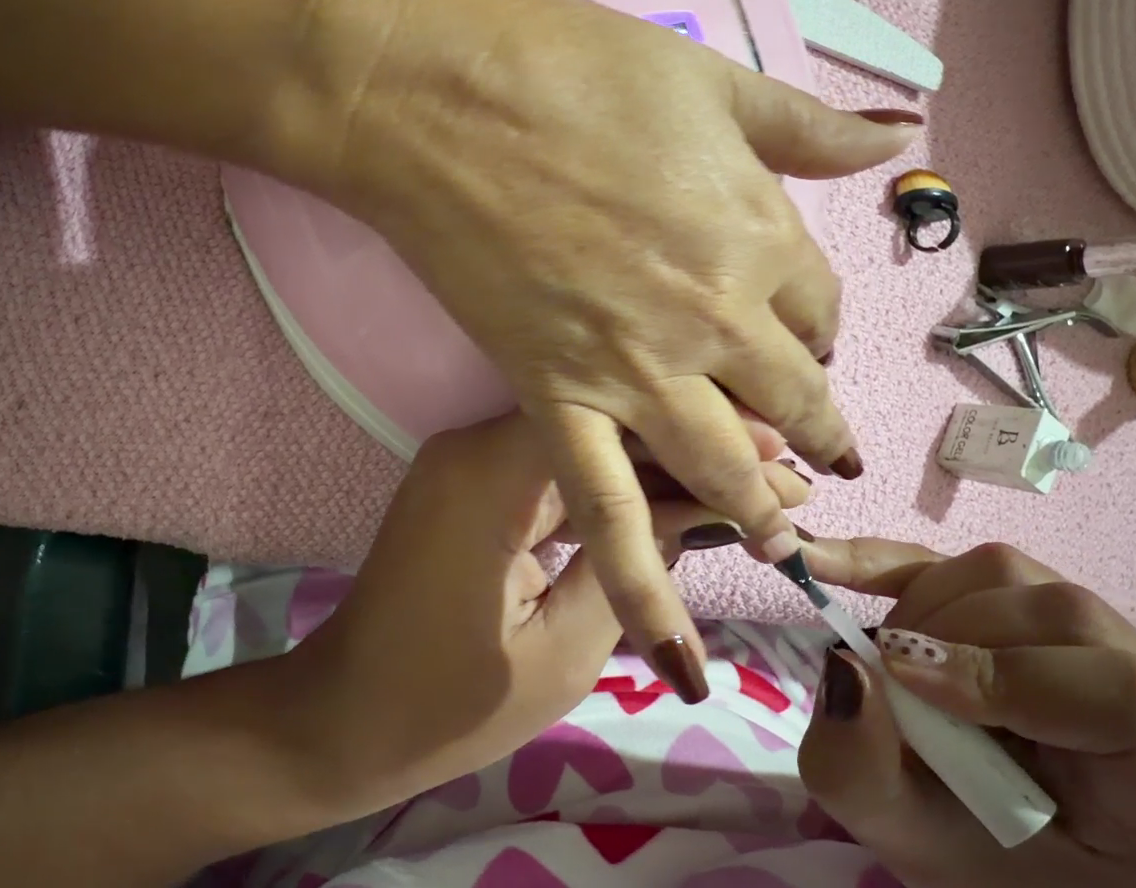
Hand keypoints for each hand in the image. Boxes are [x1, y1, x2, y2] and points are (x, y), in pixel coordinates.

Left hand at [291, 412, 809, 806]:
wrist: (347, 713)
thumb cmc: (453, 700)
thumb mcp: (566, 646)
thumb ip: (641, 569)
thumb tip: (705, 509)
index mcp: (493, 475)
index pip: (622, 423)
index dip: (708, 437)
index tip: (787, 461)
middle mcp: (477, 443)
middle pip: (607, 422)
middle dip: (696, 449)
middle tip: (786, 477)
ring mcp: (469, 458)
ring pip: (588, 440)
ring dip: (662, 465)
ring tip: (750, 486)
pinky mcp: (470, 480)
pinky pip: (558, 465)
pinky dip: (617, 482)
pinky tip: (679, 498)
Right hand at [295, 0, 919, 701]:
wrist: (439, 97)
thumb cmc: (574, 68)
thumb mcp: (710, 79)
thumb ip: (808, 124)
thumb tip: (902, 127)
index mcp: (759, 234)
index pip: (817, 309)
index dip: (811, 325)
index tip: (793, 329)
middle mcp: (716, 320)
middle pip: (790, 397)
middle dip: (809, 423)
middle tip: (810, 446)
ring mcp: (637, 373)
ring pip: (726, 469)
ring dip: (761, 505)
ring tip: (781, 532)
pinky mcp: (557, 403)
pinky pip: (611, 520)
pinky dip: (647, 597)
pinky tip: (684, 664)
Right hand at [796, 541, 1135, 886]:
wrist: (984, 842)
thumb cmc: (968, 858)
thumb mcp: (906, 837)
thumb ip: (864, 770)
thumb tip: (844, 662)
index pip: (1118, 694)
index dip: (1005, 672)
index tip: (906, 683)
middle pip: (1056, 614)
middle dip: (946, 635)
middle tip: (883, 679)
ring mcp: (1094, 636)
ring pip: (1009, 574)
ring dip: (921, 605)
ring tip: (885, 660)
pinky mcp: (1028, 604)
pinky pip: (964, 562)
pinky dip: (887, 562)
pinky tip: (826, 563)